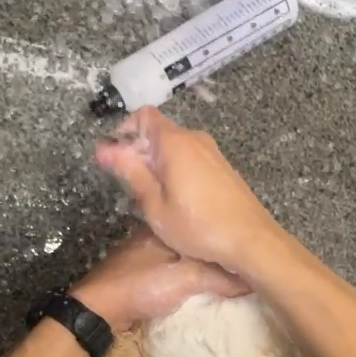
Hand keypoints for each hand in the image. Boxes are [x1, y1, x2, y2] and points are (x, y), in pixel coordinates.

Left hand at [69, 228, 248, 331]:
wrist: (98, 309)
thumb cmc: (142, 286)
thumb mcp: (186, 279)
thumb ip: (218, 278)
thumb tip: (250, 280)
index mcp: (162, 228)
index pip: (199, 226)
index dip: (219, 237)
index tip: (240, 250)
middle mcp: (151, 237)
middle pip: (189, 242)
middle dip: (209, 252)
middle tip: (234, 267)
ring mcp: (141, 256)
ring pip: (177, 257)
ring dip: (195, 267)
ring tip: (220, 279)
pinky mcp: (135, 275)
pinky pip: (166, 272)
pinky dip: (180, 278)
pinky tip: (193, 289)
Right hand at [93, 108, 285, 272]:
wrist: (251, 240)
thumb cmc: (198, 226)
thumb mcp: (155, 204)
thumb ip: (130, 172)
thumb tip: (104, 149)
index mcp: (175, 142)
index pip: (143, 116)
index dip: (124, 131)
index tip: (114, 158)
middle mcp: (195, 140)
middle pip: (159, 132)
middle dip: (138, 153)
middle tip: (129, 186)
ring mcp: (212, 153)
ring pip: (175, 148)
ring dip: (157, 165)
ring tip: (152, 199)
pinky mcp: (222, 168)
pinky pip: (191, 160)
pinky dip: (176, 172)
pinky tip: (177, 202)